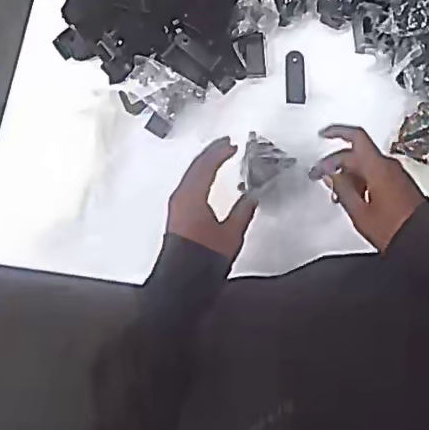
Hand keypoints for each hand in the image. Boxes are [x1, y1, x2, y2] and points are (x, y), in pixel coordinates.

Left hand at [166, 138, 257, 259]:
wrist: (180, 285)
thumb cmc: (203, 260)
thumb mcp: (230, 236)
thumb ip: (242, 212)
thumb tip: (251, 196)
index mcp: (192, 196)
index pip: (206, 165)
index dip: (220, 152)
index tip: (232, 144)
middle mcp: (181, 196)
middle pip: (196, 166)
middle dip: (211, 153)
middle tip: (225, 144)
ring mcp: (176, 205)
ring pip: (191, 174)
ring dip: (205, 162)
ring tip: (219, 156)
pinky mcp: (177, 213)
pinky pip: (188, 184)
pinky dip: (200, 174)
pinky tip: (207, 178)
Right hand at [313, 125, 426, 251]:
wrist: (427, 244)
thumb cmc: (397, 229)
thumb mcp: (360, 212)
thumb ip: (342, 189)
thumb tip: (331, 175)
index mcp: (377, 167)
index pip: (355, 137)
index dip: (337, 132)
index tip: (323, 135)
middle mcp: (388, 166)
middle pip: (356, 154)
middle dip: (335, 162)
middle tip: (319, 175)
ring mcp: (396, 175)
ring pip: (366, 166)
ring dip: (349, 175)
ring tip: (337, 194)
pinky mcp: (401, 186)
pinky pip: (376, 175)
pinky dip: (362, 182)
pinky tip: (354, 198)